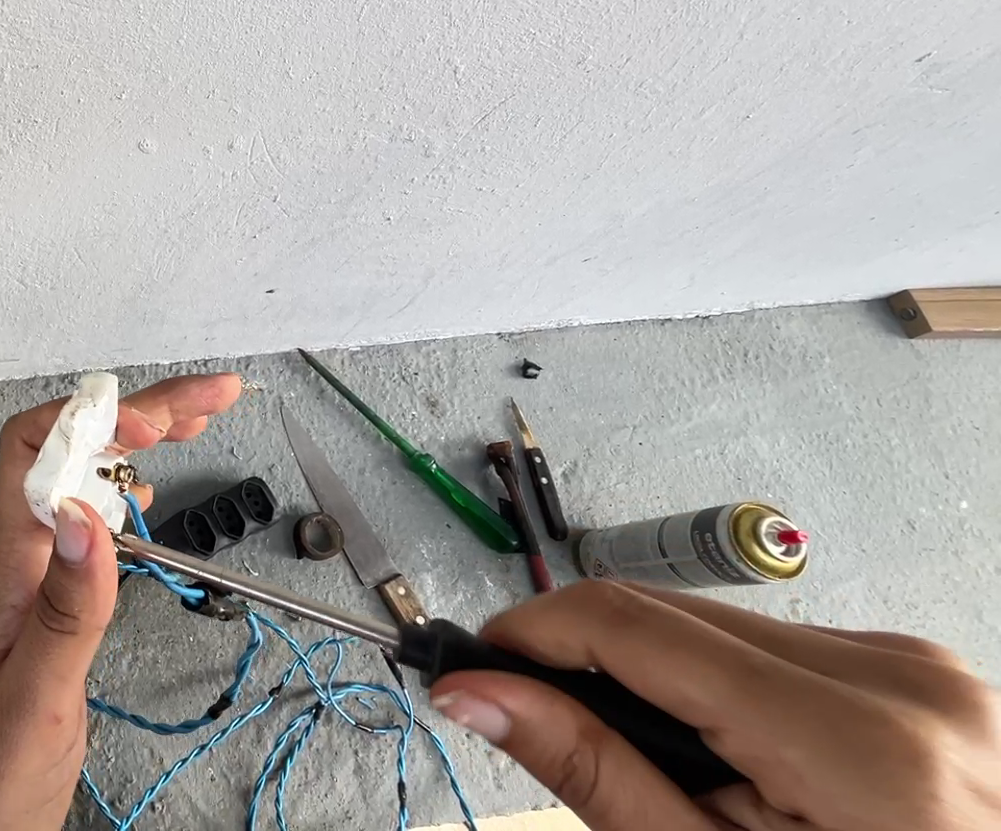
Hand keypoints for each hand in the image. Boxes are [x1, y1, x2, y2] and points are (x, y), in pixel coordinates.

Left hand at [0, 373, 242, 830]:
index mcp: (11, 566)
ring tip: (196, 420)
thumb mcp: (28, 703)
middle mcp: (23, 558)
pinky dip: (127, 488)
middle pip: (72, 452)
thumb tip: (85, 515)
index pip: (33, 451)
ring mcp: (38, 576)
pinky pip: (91, 521)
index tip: (154, 423)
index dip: (91, 419)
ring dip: (139, 440)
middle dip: (142, 414)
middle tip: (213, 398)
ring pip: (85, 480)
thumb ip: (62, 613)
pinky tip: (146, 487)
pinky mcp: (55, 602)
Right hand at [429, 581, 1000, 829]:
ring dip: (643, 661)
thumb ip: (589, 770)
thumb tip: (468, 692)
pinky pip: (756, 636)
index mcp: (858, 747)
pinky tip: (721, 738)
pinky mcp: (913, 667)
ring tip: (652, 748)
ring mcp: (916, 666)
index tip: (477, 664)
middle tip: (548, 718)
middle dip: (583, 652)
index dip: (530, 629)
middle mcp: (895, 677)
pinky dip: (705, 671)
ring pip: (702, 618)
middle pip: (662, 612)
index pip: (628, 622)